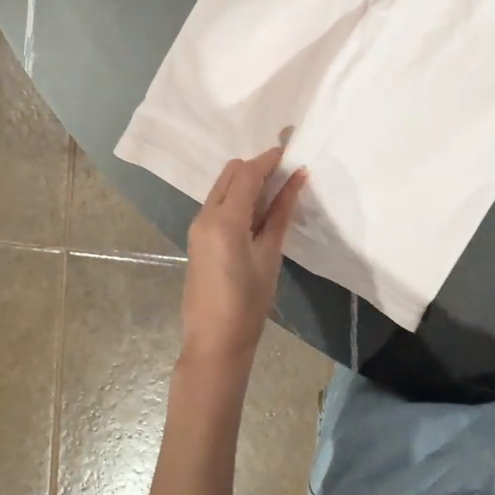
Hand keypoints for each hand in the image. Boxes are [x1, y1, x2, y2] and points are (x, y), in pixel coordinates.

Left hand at [180, 139, 307, 366]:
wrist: (215, 341)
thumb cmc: (249, 302)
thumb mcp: (270, 255)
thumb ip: (282, 212)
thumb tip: (298, 178)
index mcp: (225, 220)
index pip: (247, 174)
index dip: (270, 159)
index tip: (292, 152)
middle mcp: (205, 215)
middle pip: (231, 173)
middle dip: (257, 167)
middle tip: (285, 176)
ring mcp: (197, 226)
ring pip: (223, 186)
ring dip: (246, 182)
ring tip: (276, 194)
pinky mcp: (197, 237)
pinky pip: (217, 203)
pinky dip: (237, 198)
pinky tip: (258, 213)